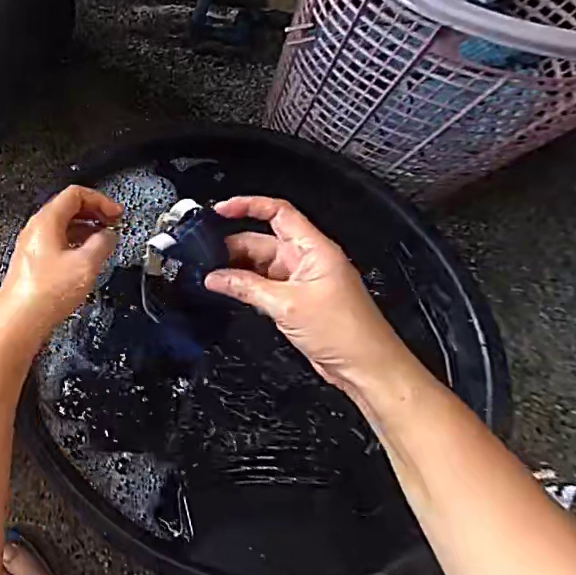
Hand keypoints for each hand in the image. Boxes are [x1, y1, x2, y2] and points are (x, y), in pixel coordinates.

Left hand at [0, 186, 122, 341]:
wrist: (18, 321)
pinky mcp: (33, 263)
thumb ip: (102, 244)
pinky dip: (75, 244)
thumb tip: (109, 236)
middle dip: (95, 212)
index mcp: (46, 221)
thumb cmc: (43, 293)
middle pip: (68, 207)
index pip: (75, 194)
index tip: (116, 212)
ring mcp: (32, 246)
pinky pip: (57, 243)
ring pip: (63, 226)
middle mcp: (36, 230)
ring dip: (86, 229)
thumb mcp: (86, 264)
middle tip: (113, 223)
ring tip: (104, 241)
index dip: (100, 200)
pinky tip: (86, 259)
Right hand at [203, 196, 418, 395]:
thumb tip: (216, 277)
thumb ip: (246, 287)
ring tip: (214, 276)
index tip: (222, 210)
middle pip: (263, 240)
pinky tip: (229, 290)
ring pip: (260, 264)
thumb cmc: (349, 334)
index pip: (278, 212)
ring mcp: (302, 280)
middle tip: (208, 256)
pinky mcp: (297, 300)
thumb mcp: (287, 305)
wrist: (367, 368)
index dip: (248, 206)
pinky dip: (245, 285)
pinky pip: (264, 284)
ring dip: (237, 269)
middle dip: (234, 246)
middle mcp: (308, 260)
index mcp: (314, 250)